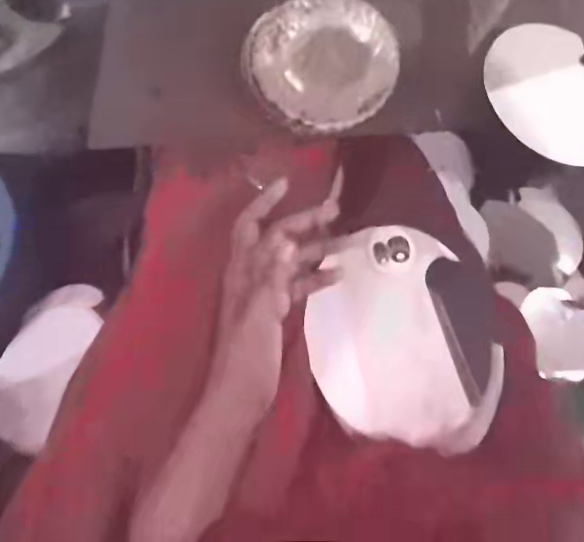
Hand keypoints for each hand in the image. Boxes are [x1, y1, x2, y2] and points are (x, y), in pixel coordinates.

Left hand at [205, 175, 342, 423]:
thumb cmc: (246, 357)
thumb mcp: (259, 315)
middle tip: (333, 210)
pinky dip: (314, 277)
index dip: (267, 202)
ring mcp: (263, 293)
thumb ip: (272, 278)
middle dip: (302, 221)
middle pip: (277, 238)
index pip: (252, 225)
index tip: (289, 184)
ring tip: (343, 239)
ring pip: (290, 260)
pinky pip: (296, 285)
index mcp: (241, 271)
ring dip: (314, 248)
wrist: (239, 398)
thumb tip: (289, 241)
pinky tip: (337, 275)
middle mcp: (250, 275)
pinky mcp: (274, 311)